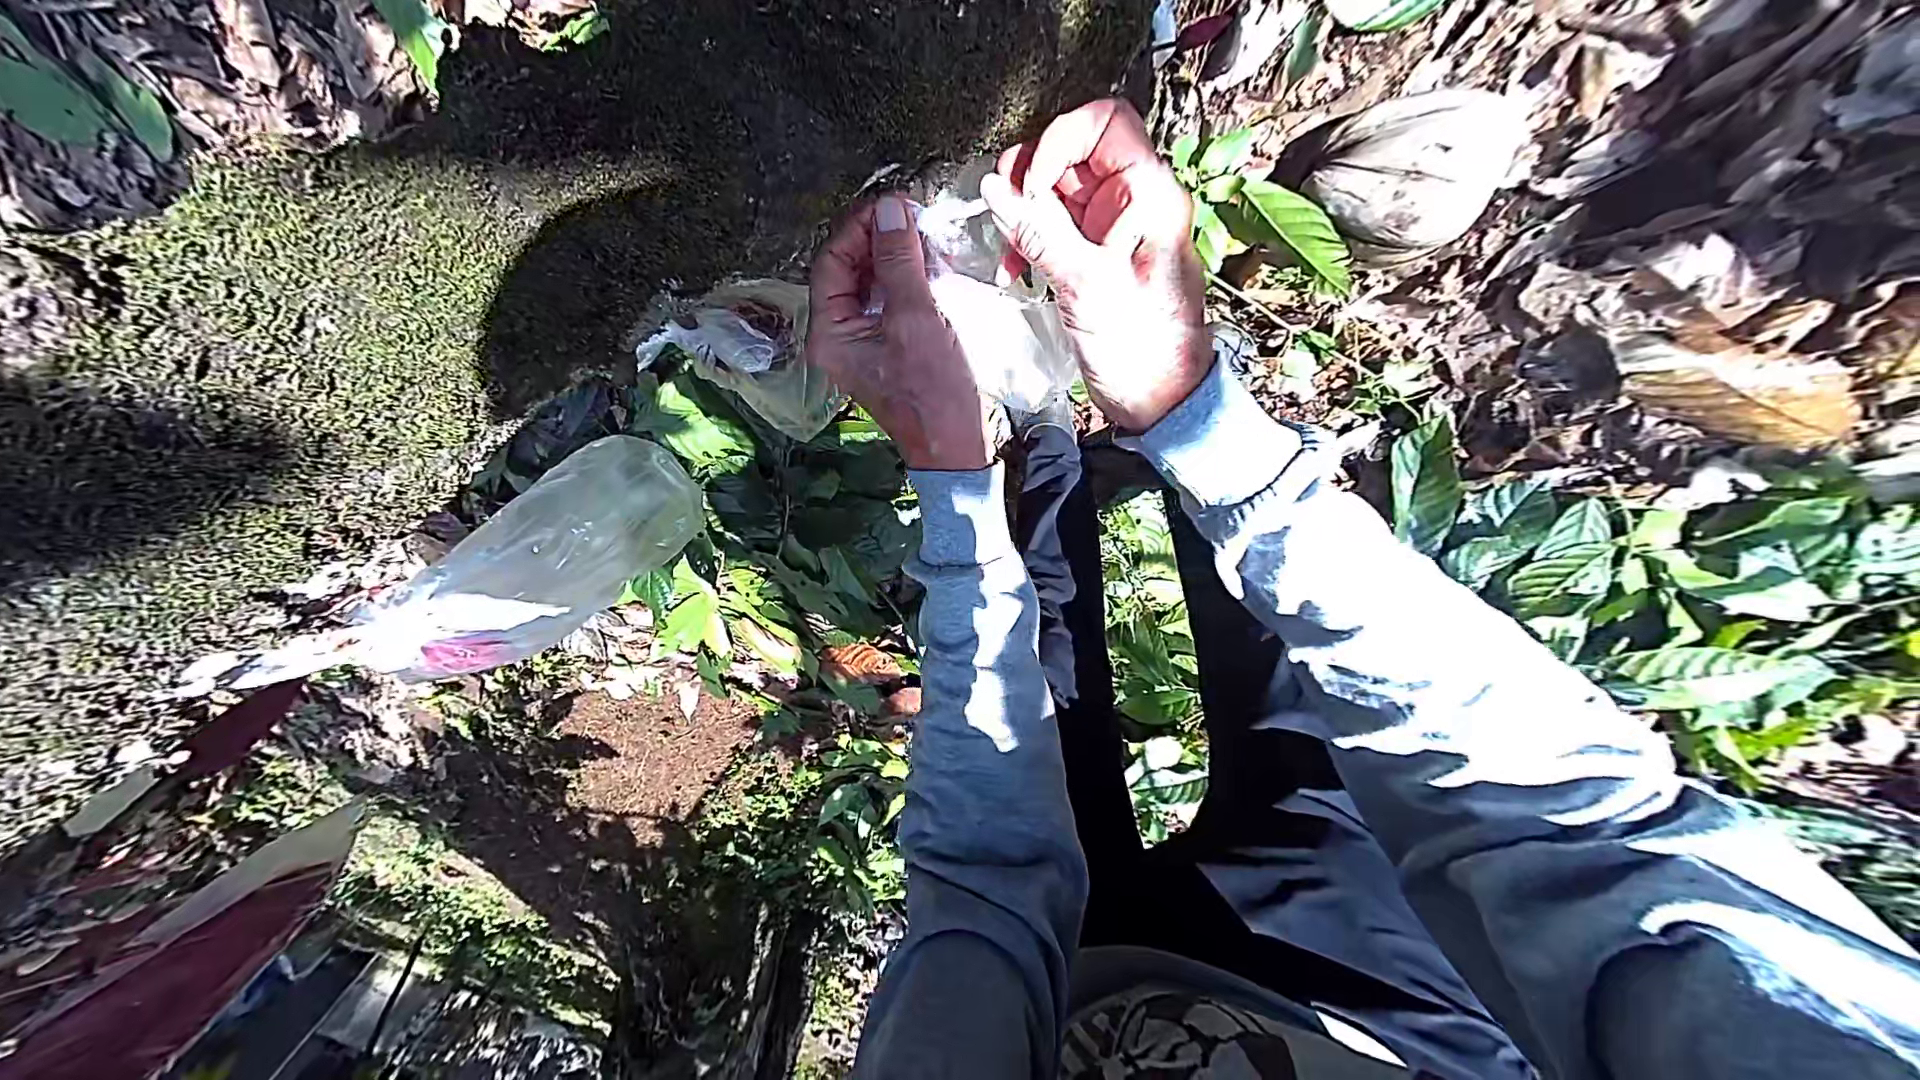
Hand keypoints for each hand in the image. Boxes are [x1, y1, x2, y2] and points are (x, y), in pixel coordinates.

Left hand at [808, 197, 993, 470]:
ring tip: (921, 238)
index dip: (858, 229)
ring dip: (892, 259)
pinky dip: (904, 282)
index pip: (830, 263)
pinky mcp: (884, 349)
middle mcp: (837, 338)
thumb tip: (889, 210)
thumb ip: (898, 262)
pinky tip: (926, 268)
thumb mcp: (915, 319)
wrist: (954, 445)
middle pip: (846, 272)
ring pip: (868, 286)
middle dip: (876, 241)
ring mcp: (861, 345)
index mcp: (830, 334)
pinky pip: (886, 304)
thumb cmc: (933, 393)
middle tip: (908, 217)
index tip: (891, 207)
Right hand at [980, 99, 1211, 432]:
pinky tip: (1016, 268)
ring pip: (1058, 195)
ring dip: (1024, 214)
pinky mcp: (1094, 261)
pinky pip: (1055, 232)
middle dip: (1031, 177)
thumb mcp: (1088, 285)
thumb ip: (1040, 232)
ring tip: (1008, 244)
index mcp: (1149, 196)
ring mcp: (1112, 234)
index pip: (1103, 124)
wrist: (1157, 398)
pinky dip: (1030, 242)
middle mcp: (1132, 206)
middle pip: (1074, 155)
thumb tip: (998, 190)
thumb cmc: (1144, 350)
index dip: (1057, 141)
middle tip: (1005, 207)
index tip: (1027, 183)